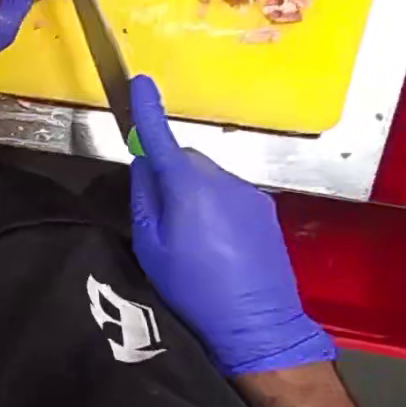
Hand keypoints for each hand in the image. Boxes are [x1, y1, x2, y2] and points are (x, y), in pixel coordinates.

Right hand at [128, 75, 335, 375]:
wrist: (256, 323)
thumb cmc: (191, 287)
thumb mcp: (150, 246)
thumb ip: (143, 199)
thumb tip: (143, 165)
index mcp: (188, 189)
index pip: (162, 140)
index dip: (149, 111)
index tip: (141, 83)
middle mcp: (222, 181)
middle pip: (184, 159)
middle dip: (167, 173)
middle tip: (155, 214)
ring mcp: (248, 194)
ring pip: (206, 177)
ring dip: (190, 192)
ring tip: (186, 236)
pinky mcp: (264, 210)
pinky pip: (227, 193)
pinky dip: (211, 204)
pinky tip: (211, 242)